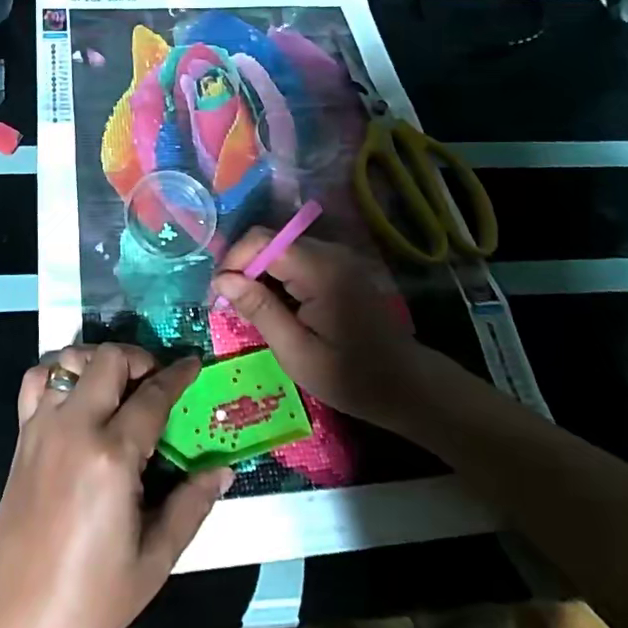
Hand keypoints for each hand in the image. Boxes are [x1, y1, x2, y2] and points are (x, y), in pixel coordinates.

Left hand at [0, 344, 233, 627]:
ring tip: (119, 387)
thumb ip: (191, 504)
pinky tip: (76, 397)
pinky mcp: (22, 433)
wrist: (20, 611)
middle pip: (107, 360)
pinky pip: (36, 381)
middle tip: (157, 381)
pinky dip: (58, 374)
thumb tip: (221, 469)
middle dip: (139, 359)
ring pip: (69, 359)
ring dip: (98, 362)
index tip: (194, 364)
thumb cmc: (93, 592)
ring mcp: (42, 425)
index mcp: (111, 455)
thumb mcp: (155, 557)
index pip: (152, 396)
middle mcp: (74, 426)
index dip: (178, 375)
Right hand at [209, 230, 424, 426]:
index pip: (262, 241)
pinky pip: (296, 259)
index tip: (219, 295)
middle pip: (270, 240)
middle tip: (230, 305)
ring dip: (258, 272)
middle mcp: (330, 253)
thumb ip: (260, 310)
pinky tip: (275, 307)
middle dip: (243, 267)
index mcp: (321, 270)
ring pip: (280, 248)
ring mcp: (337, 258)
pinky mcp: (339, 267)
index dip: (233, 261)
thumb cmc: (351, 376)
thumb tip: (223, 280)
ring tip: (250, 309)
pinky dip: (277, 276)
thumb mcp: (297, 352)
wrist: (408, 387)